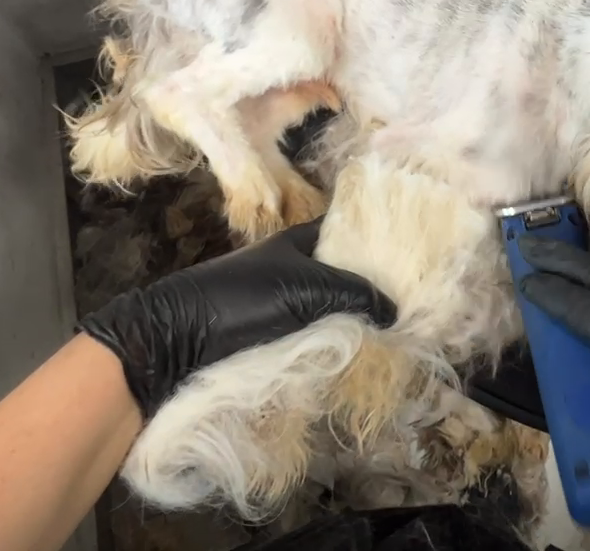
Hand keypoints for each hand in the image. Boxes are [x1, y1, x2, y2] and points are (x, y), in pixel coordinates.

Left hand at [80, 219, 395, 416]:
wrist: (177, 340)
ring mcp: (285, 304)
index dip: (377, 242)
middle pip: (344, 275)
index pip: (348, 233)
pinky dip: (336, 345)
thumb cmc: (242, 297)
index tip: (412, 259)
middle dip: (373, 289)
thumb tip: (397, 309)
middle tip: (412, 307)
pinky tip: (362, 355)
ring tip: (396, 334)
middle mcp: (295, 267)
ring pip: (332, 310)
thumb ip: (354, 292)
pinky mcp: (276, 338)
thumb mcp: (305, 287)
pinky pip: (316, 338)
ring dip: (356, 322)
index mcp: (300, 241)